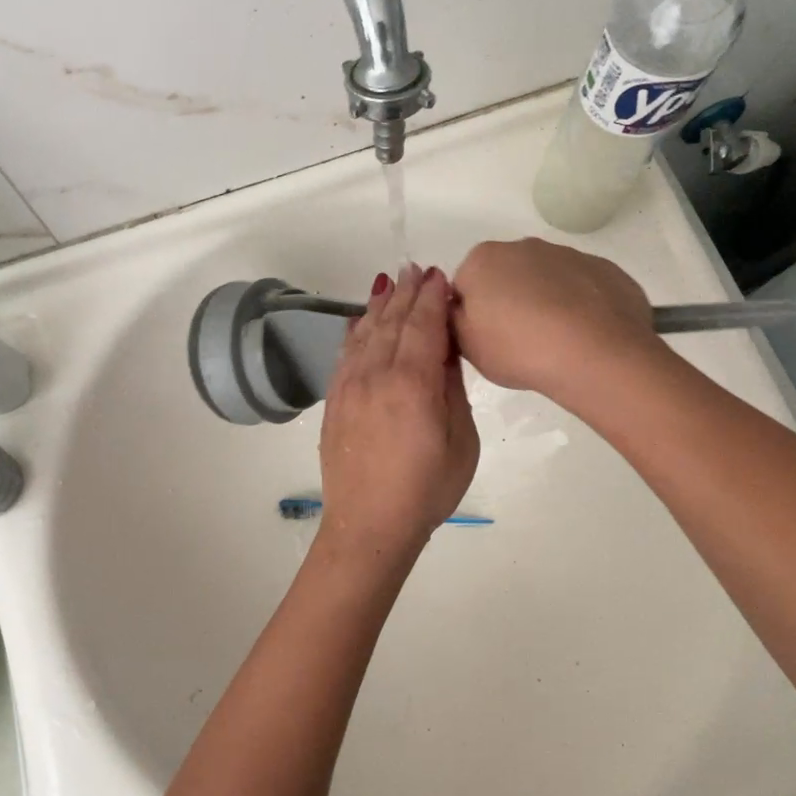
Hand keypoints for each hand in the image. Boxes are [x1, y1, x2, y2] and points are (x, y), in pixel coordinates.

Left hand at [318, 264, 479, 554]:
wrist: (368, 526)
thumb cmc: (426, 490)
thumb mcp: (461, 442)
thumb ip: (452, 389)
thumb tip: (445, 350)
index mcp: (412, 383)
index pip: (423, 324)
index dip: (432, 297)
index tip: (439, 275)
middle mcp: (375, 375)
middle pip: (391, 322)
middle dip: (406, 293)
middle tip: (416, 269)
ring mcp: (348, 388)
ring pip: (364, 333)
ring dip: (379, 306)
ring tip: (390, 283)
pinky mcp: (334, 403)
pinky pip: (345, 354)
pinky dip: (355, 331)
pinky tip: (361, 321)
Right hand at [450, 237, 658, 403]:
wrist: (597, 354)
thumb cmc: (518, 348)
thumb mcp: (466, 345)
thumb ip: (453, 319)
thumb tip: (460, 307)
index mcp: (482, 259)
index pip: (463, 284)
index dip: (469, 314)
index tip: (482, 339)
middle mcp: (524, 246)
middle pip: (505, 276)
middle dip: (507, 302)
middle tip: (515, 342)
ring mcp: (569, 254)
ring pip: (545, 280)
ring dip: (544, 303)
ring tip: (553, 343)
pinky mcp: (605, 269)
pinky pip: (581, 288)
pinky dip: (578, 306)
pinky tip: (582, 336)